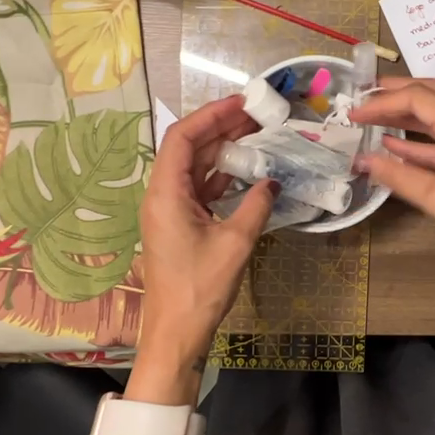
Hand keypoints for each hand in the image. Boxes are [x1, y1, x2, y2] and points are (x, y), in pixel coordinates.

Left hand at [135, 97, 275, 384]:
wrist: (176, 331)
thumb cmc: (200, 287)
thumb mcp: (235, 243)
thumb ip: (256, 205)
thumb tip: (273, 181)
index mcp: (165, 192)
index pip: (182, 136)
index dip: (211, 114)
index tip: (242, 103)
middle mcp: (162, 195)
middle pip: (188, 148)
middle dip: (221, 128)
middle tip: (257, 116)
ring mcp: (169, 210)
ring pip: (195, 167)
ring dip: (223, 150)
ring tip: (257, 136)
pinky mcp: (179, 225)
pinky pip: (200, 188)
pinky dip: (222, 175)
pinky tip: (248, 171)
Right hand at [351, 78, 434, 282]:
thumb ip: (397, 176)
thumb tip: (362, 161)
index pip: (418, 98)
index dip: (382, 102)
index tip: (354, 112)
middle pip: (431, 95)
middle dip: (394, 96)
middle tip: (362, 100)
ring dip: (407, 115)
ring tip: (374, 119)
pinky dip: (423, 139)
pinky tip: (396, 145)